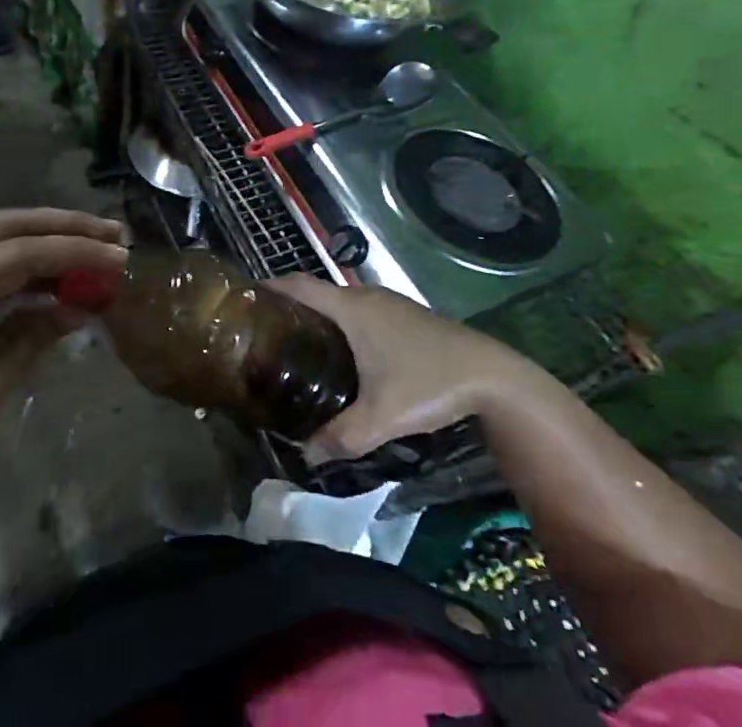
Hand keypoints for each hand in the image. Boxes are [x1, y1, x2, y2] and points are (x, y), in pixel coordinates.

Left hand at [0, 209, 126, 470]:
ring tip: (87, 245)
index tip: (120, 259)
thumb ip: (30, 337)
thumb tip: (75, 309)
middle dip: (63, 226)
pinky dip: (11, 254)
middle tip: (112, 234)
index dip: (77, 254)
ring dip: (38, 236)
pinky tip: (39, 270)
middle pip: (7, 225)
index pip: (25, 253)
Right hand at [266, 275, 547, 462]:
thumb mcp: (383, 418)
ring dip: (315, 316)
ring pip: (339, 303)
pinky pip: (358, 312)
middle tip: (263, 334)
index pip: (297, 285)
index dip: (268, 287)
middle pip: (315, 293)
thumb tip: (305, 456)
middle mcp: (366, 297)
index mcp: (351, 308)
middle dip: (287, 307)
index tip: (243, 298)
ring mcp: (389, 304)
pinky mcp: (405, 316)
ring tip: (293, 345)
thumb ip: (340, 437)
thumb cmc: (431, 385)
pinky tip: (338, 353)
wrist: (497, 378)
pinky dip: (339, 323)